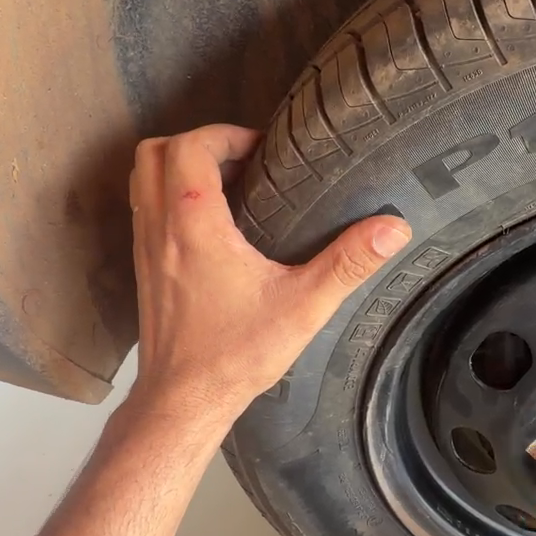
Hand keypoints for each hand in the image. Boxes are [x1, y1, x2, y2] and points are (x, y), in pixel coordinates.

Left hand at [126, 124, 410, 417]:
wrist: (184, 400)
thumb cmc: (237, 354)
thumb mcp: (304, 306)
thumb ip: (349, 262)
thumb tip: (393, 229)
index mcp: (194, 226)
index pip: (189, 147)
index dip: (225, 135)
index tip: (262, 149)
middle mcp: (159, 229)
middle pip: (154, 152)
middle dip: (200, 142)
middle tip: (245, 158)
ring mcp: (145, 249)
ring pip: (142, 179)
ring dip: (180, 166)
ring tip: (230, 183)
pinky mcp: (145, 269)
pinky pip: (144, 208)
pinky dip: (171, 195)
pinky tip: (214, 223)